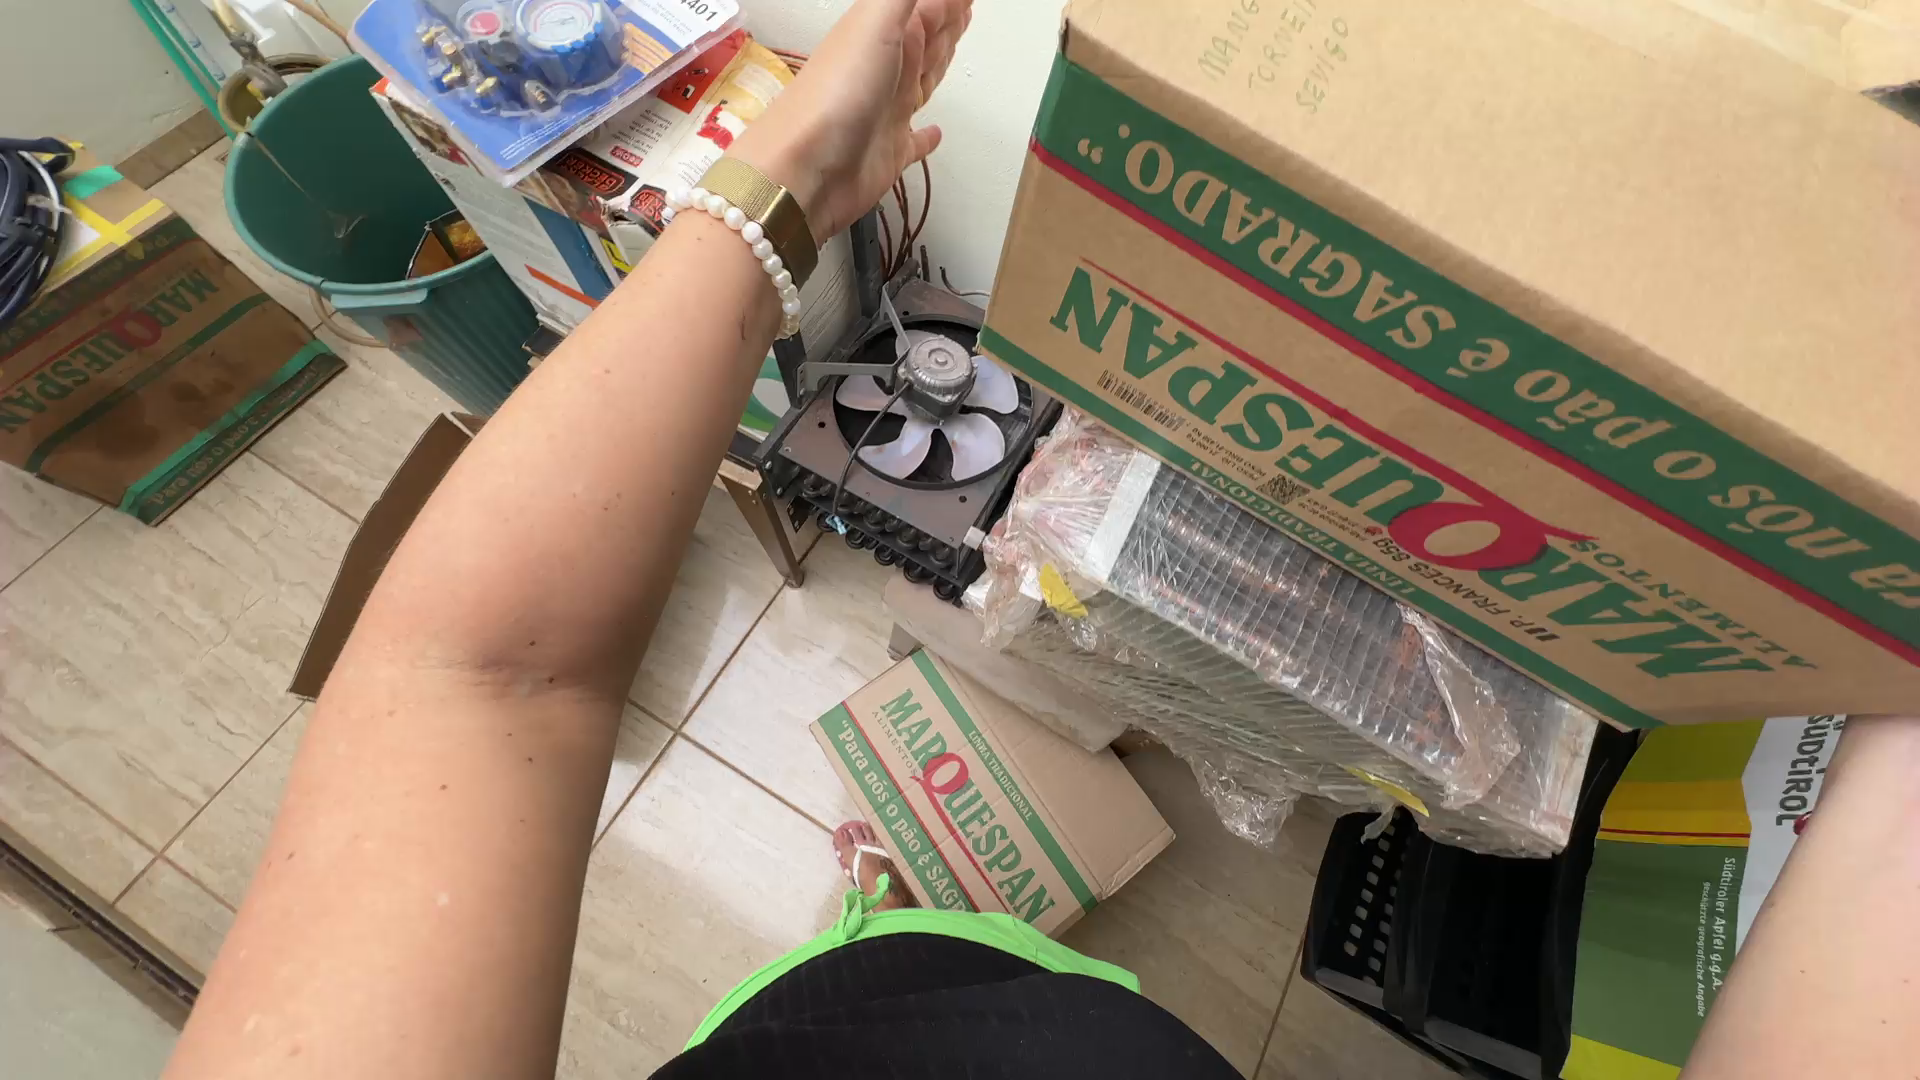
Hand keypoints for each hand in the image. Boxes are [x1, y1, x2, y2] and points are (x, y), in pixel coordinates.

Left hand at [729, 0, 972, 238]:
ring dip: (937, 66)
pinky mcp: (891, 154)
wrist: (810, 167)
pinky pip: (915, 142)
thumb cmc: (842, 89)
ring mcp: (887, 113)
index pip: (922, 8)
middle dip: (942, 26)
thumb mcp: (876, 21)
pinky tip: (937, 134)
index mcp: (881, 35)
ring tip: (953, 50)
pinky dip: (926, 137)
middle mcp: (885, 70)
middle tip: (965, 12)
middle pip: (922, 42)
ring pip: (921, 83)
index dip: (944, 1)